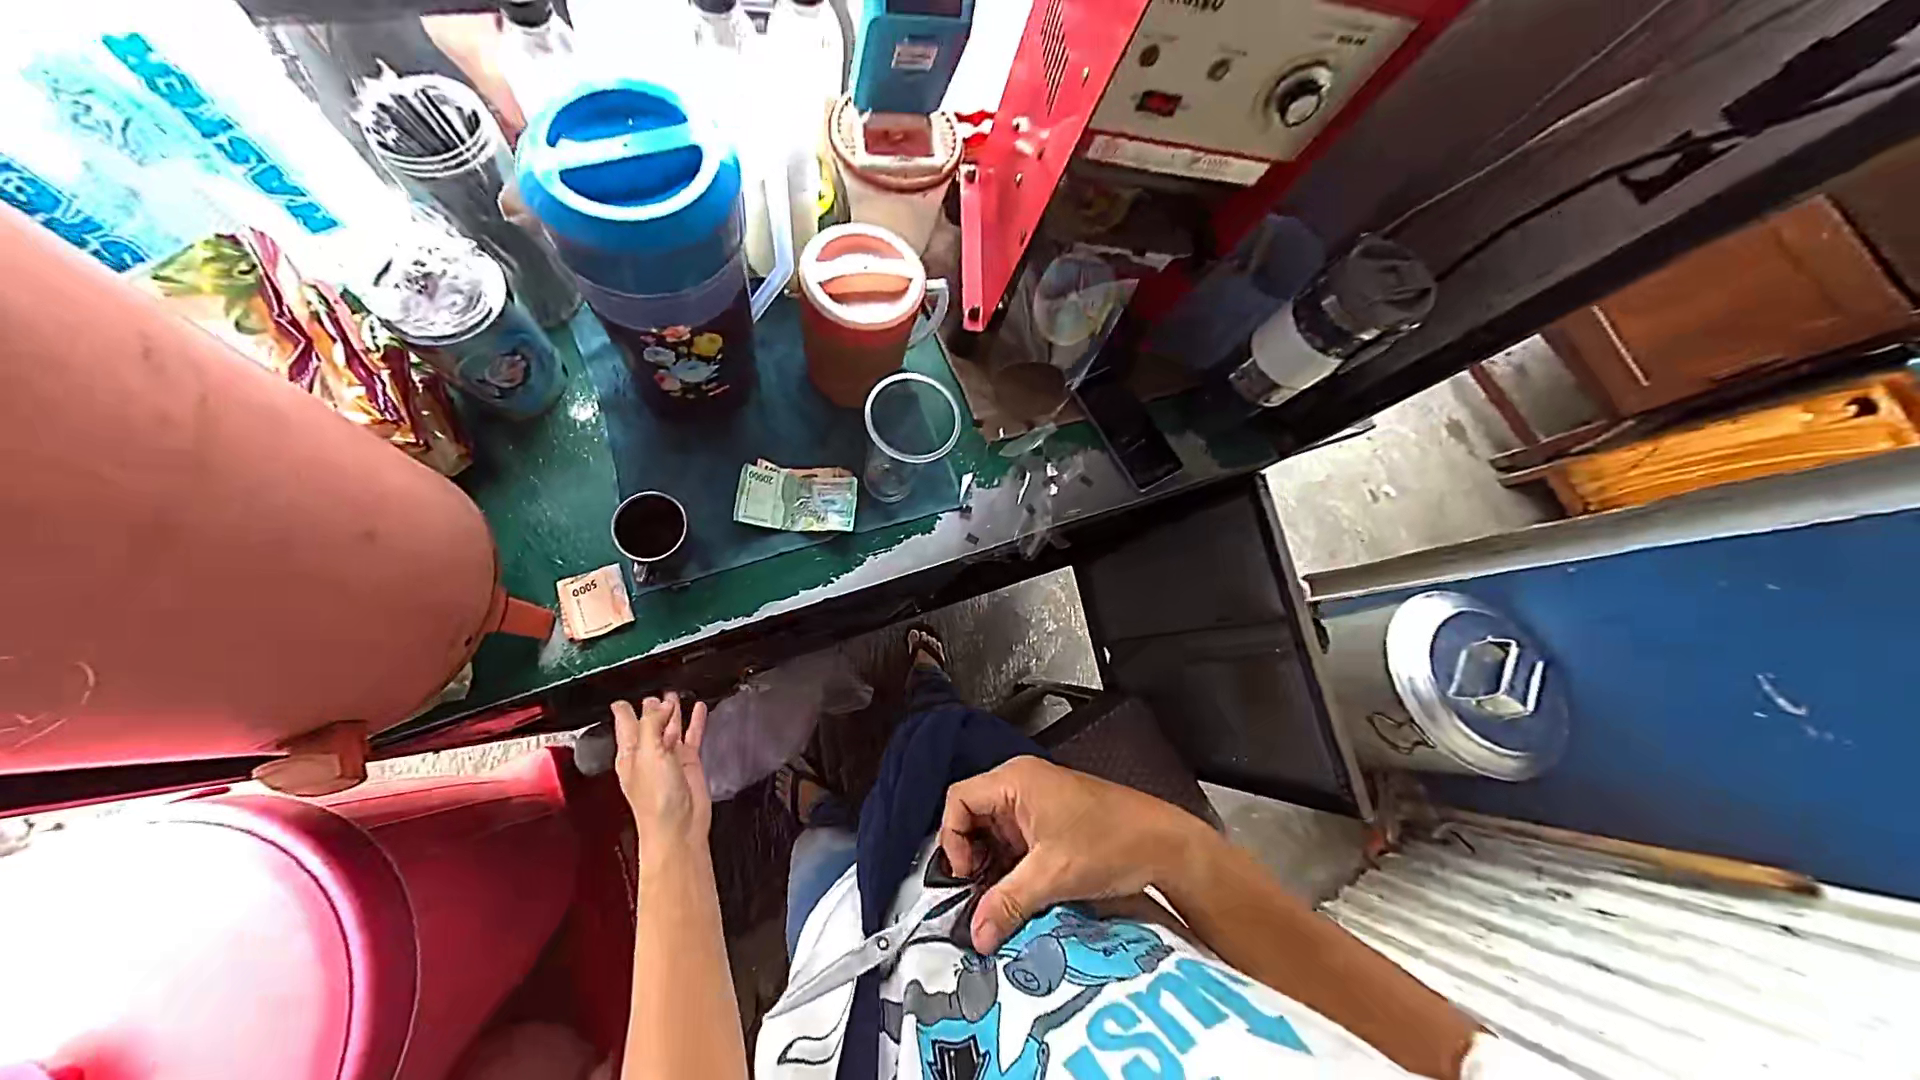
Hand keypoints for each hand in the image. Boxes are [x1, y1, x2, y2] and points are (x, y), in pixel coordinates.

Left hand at [612, 693, 710, 853]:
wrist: (678, 825)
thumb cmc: (655, 801)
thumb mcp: (648, 754)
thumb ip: (653, 725)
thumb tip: (661, 705)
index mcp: (630, 753)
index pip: (624, 724)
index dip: (625, 709)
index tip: (623, 697)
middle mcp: (648, 754)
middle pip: (649, 723)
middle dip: (652, 707)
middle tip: (657, 694)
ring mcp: (669, 758)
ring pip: (670, 727)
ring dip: (673, 711)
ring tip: (675, 696)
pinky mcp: (688, 762)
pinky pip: (692, 735)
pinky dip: (695, 721)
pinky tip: (698, 710)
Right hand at [939, 756, 1217, 952]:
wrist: (1163, 843)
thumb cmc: (1114, 840)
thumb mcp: (1053, 876)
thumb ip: (1007, 903)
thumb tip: (977, 933)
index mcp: (1015, 780)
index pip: (958, 799)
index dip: (954, 838)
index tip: (968, 874)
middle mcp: (1021, 782)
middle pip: (972, 813)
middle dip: (972, 854)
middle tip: (981, 890)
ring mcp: (1035, 798)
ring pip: (992, 828)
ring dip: (992, 862)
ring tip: (1002, 894)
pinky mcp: (1048, 816)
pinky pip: (1013, 837)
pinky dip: (1010, 862)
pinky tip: (1021, 888)